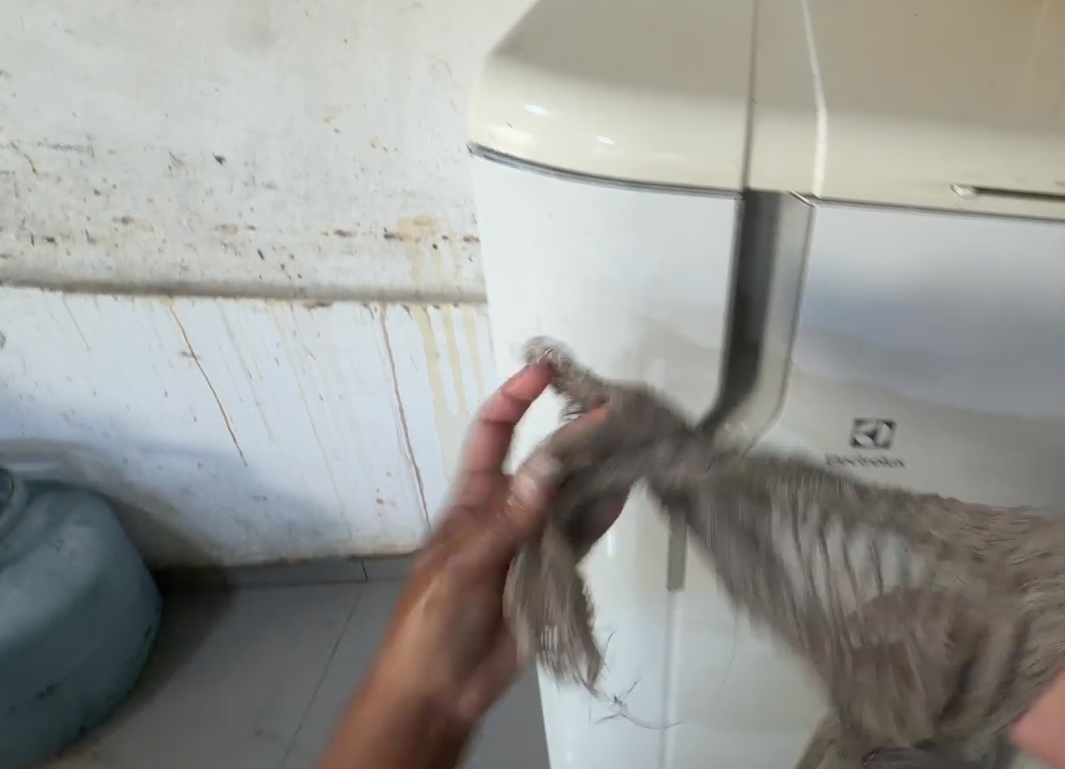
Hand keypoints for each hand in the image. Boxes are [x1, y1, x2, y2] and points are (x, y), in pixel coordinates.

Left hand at [321, 364, 612, 768]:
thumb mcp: (460, 568)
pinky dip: (607, 509)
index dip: (516, 397)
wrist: (441, 693)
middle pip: (547, 457)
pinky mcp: (557, 563)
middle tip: (616, 410)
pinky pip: (586, 529)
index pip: (493, 432)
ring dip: (600, 466)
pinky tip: (628, 488)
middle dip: (576, 431)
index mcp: (474, 496)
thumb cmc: (431, 624)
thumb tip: (549, 464)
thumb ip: (508, 519)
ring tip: (633, 441)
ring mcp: (536, 533)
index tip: (546, 370)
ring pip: (574, 489)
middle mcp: (510, 505)